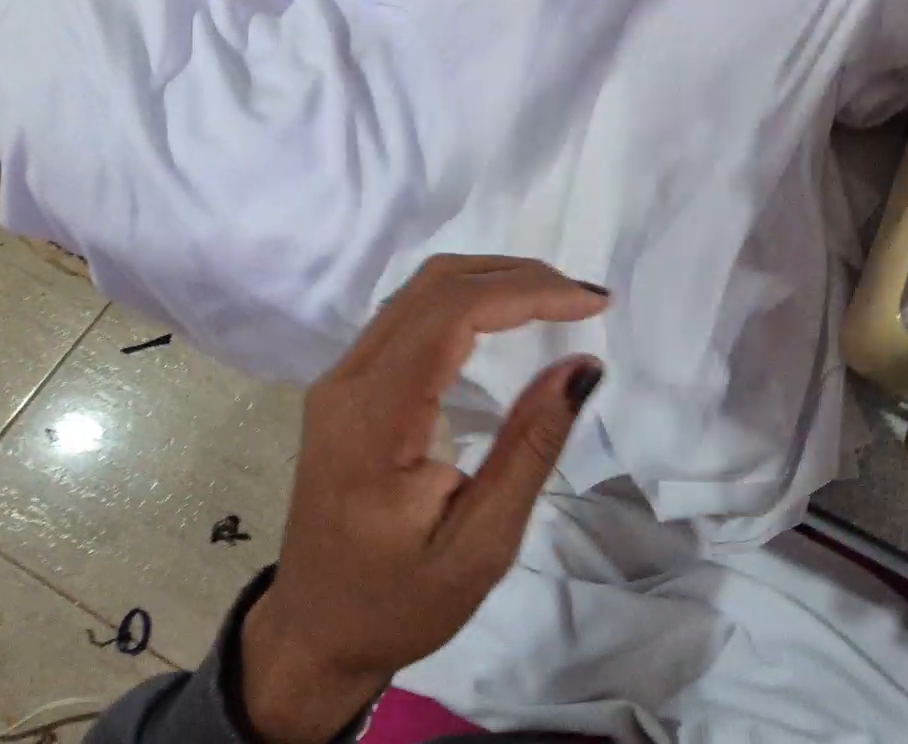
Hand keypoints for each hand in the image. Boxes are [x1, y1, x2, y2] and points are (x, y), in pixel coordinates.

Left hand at [241, 255, 609, 743]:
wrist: (314, 631)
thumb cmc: (398, 602)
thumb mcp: (481, 545)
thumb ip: (529, 448)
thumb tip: (582, 365)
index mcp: (373, 419)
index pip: (451, 314)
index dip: (526, 292)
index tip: (592, 303)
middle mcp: (346, 381)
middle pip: (433, 285)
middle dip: (516, 276)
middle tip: (583, 299)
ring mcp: (339, 378)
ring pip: (418, 291)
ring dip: (490, 281)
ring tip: (555, 301)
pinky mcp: (346, 385)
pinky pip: (407, 316)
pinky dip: (465, 302)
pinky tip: (504, 318)